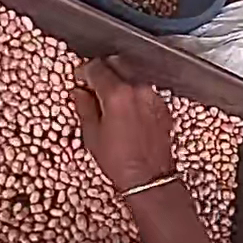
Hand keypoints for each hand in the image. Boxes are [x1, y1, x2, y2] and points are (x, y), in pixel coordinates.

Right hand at [71, 55, 175, 191]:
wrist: (149, 178)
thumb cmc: (119, 161)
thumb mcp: (92, 134)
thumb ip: (84, 107)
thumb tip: (79, 92)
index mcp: (117, 94)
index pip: (97, 68)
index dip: (84, 71)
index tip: (79, 78)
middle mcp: (138, 89)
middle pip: (118, 64)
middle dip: (103, 70)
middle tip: (92, 84)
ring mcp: (153, 97)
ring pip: (134, 75)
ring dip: (120, 79)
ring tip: (108, 97)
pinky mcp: (162, 107)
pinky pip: (145, 90)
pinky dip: (134, 92)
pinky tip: (126, 107)